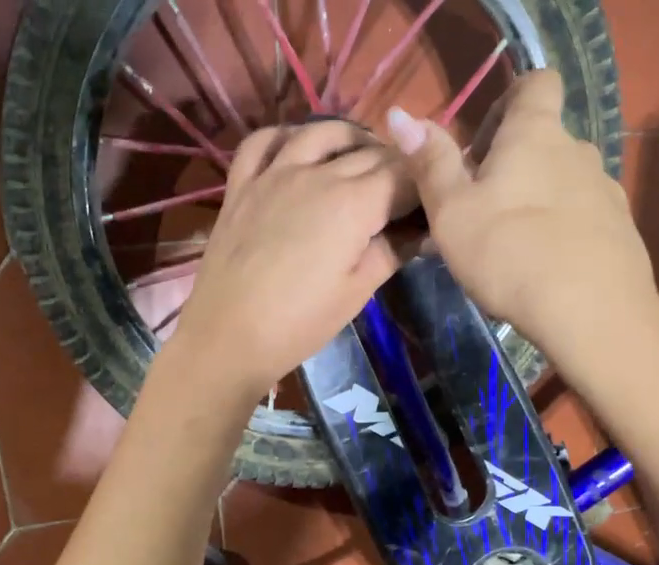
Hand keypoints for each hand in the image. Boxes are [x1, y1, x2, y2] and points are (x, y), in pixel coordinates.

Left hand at [164, 121, 412, 405]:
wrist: (228, 338)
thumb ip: (392, 251)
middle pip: (368, 152)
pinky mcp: (241, 185)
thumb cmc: (299, 324)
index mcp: (355, 203)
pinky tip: (296, 148)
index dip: (424, 186)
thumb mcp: (356, 293)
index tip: (430, 204)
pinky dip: (285, 135)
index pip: (404, 175)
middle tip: (404, 190)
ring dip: (349, 138)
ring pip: (320, 133)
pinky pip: (262, 141)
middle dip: (395, 165)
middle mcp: (317, 173)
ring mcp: (274, 173)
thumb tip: (423, 231)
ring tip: (360, 156)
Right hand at [385, 71, 658, 354]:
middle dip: (513, 166)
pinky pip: (583, 219)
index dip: (509, 100)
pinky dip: (561, 233)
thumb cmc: (509, 252)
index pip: (536, 82)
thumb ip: (430, 163)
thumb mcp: (452, 212)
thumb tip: (399, 113)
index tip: (481, 145)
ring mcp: (605, 190)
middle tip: (481, 212)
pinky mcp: (620, 231)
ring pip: (563, 183)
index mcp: (535, 133)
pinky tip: (543, 271)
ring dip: (536, 202)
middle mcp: (577, 150)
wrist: (589, 311)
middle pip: (545, 141)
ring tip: (511, 250)